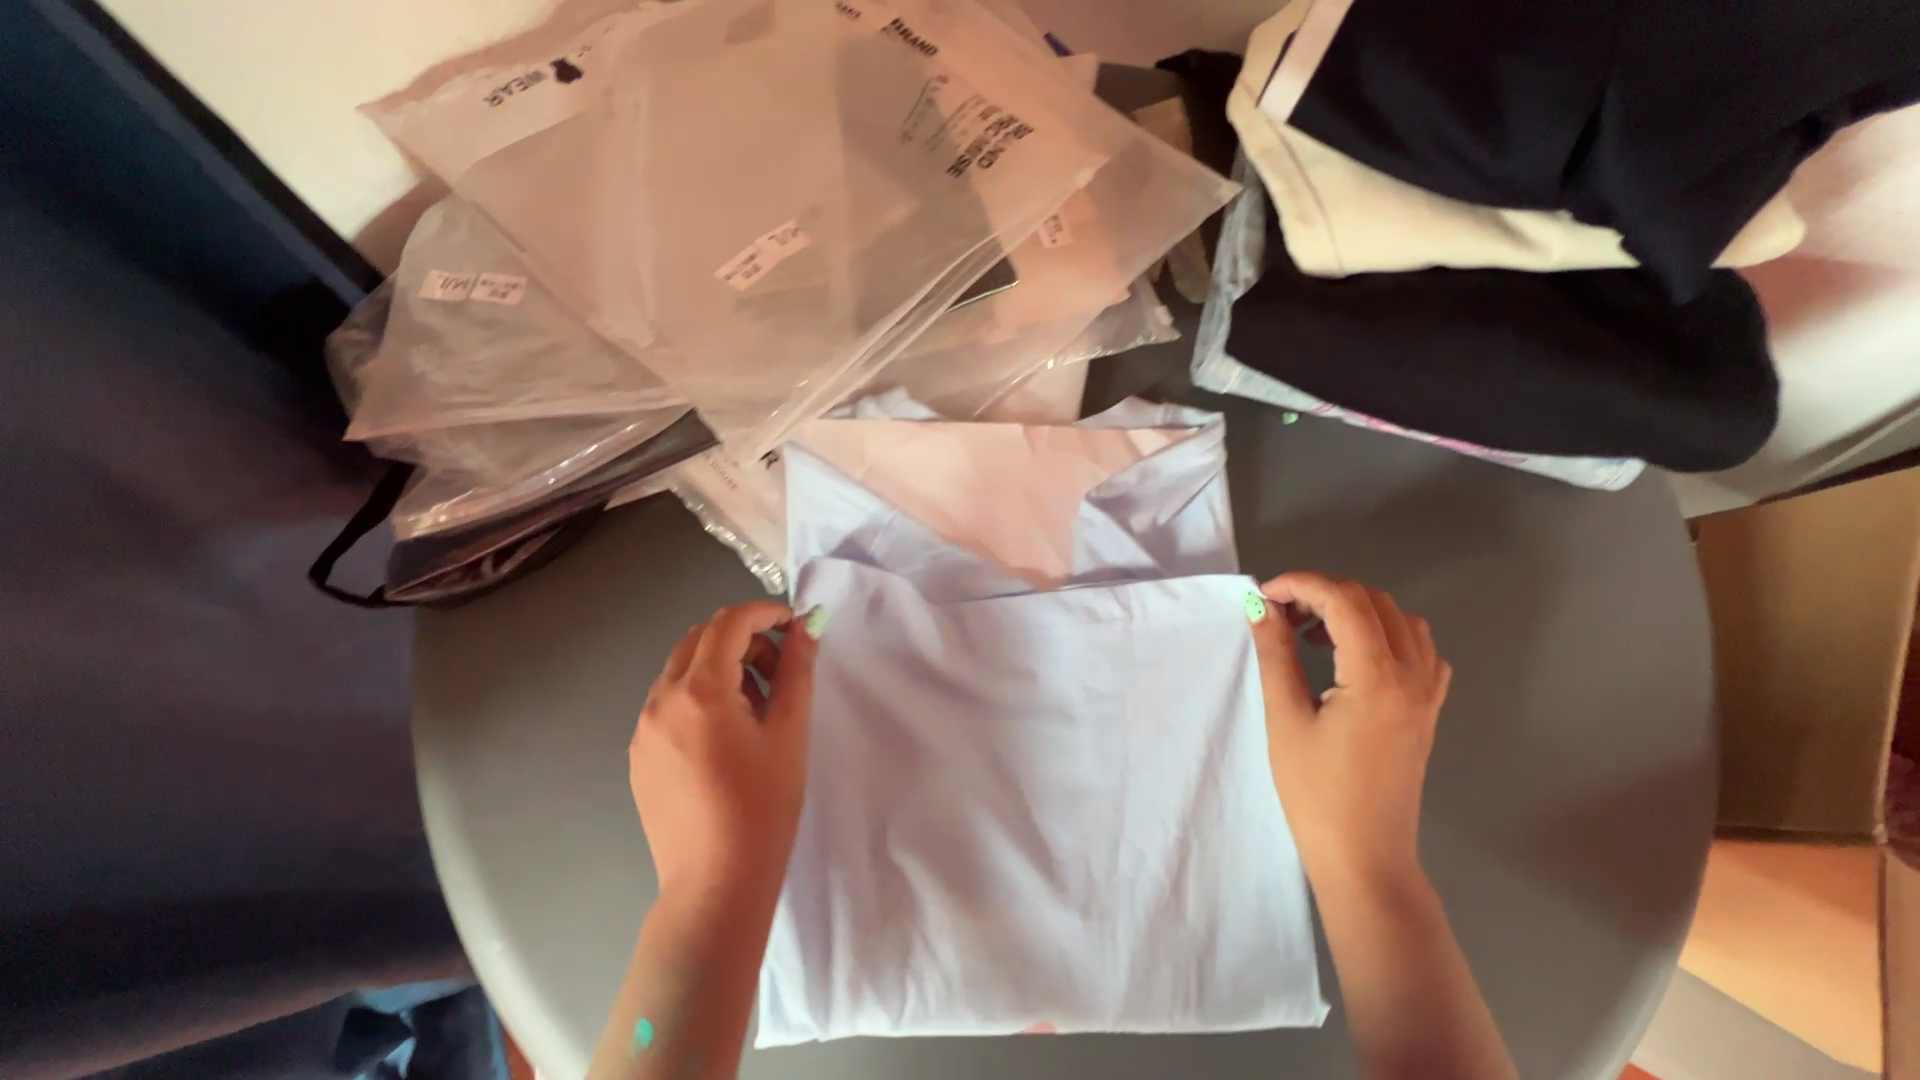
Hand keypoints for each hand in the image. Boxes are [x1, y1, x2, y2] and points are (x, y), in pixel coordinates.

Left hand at [630, 600, 819, 907]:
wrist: (716, 885)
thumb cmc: (763, 808)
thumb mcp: (789, 733)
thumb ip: (797, 671)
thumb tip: (806, 627)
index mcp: (699, 691)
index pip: (729, 622)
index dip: (765, 612)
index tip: (795, 625)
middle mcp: (660, 700)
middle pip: (701, 638)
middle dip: (744, 638)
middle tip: (780, 669)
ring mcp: (643, 729)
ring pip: (681, 670)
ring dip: (721, 666)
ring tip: (758, 706)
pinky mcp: (639, 755)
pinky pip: (669, 702)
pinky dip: (700, 696)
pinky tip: (728, 736)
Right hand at [1248, 573, 1450, 890]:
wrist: (1364, 856)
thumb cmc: (1316, 792)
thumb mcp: (1285, 719)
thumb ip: (1276, 654)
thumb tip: (1262, 607)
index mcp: (1377, 676)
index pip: (1343, 600)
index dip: (1301, 584)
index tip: (1264, 596)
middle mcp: (1412, 675)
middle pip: (1374, 601)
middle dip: (1324, 593)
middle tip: (1282, 617)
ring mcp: (1427, 693)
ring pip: (1401, 620)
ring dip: (1356, 611)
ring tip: (1315, 636)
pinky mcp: (1429, 711)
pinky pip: (1421, 651)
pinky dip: (1387, 636)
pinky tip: (1357, 659)